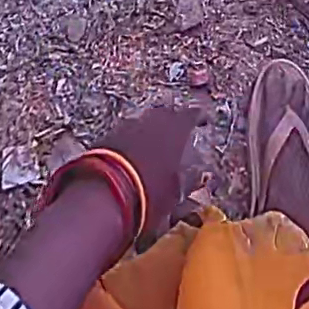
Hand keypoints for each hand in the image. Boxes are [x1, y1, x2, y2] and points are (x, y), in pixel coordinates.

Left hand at [97, 102, 205, 235]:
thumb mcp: (176, 192)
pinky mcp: (109, 133)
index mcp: (177, 128)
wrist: (104, 194)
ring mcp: (130, 123)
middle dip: (173, 122)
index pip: (193, 114)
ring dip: (151, 131)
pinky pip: (127, 132)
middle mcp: (155, 118)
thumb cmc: (150, 193)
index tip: (204, 121)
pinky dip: (133, 140)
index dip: (199, 117)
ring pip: (146, 121)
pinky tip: (132, 156)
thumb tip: (200, 177)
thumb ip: (190, 180)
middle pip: (167, 114)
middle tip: (178, 136)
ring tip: (154, 148)